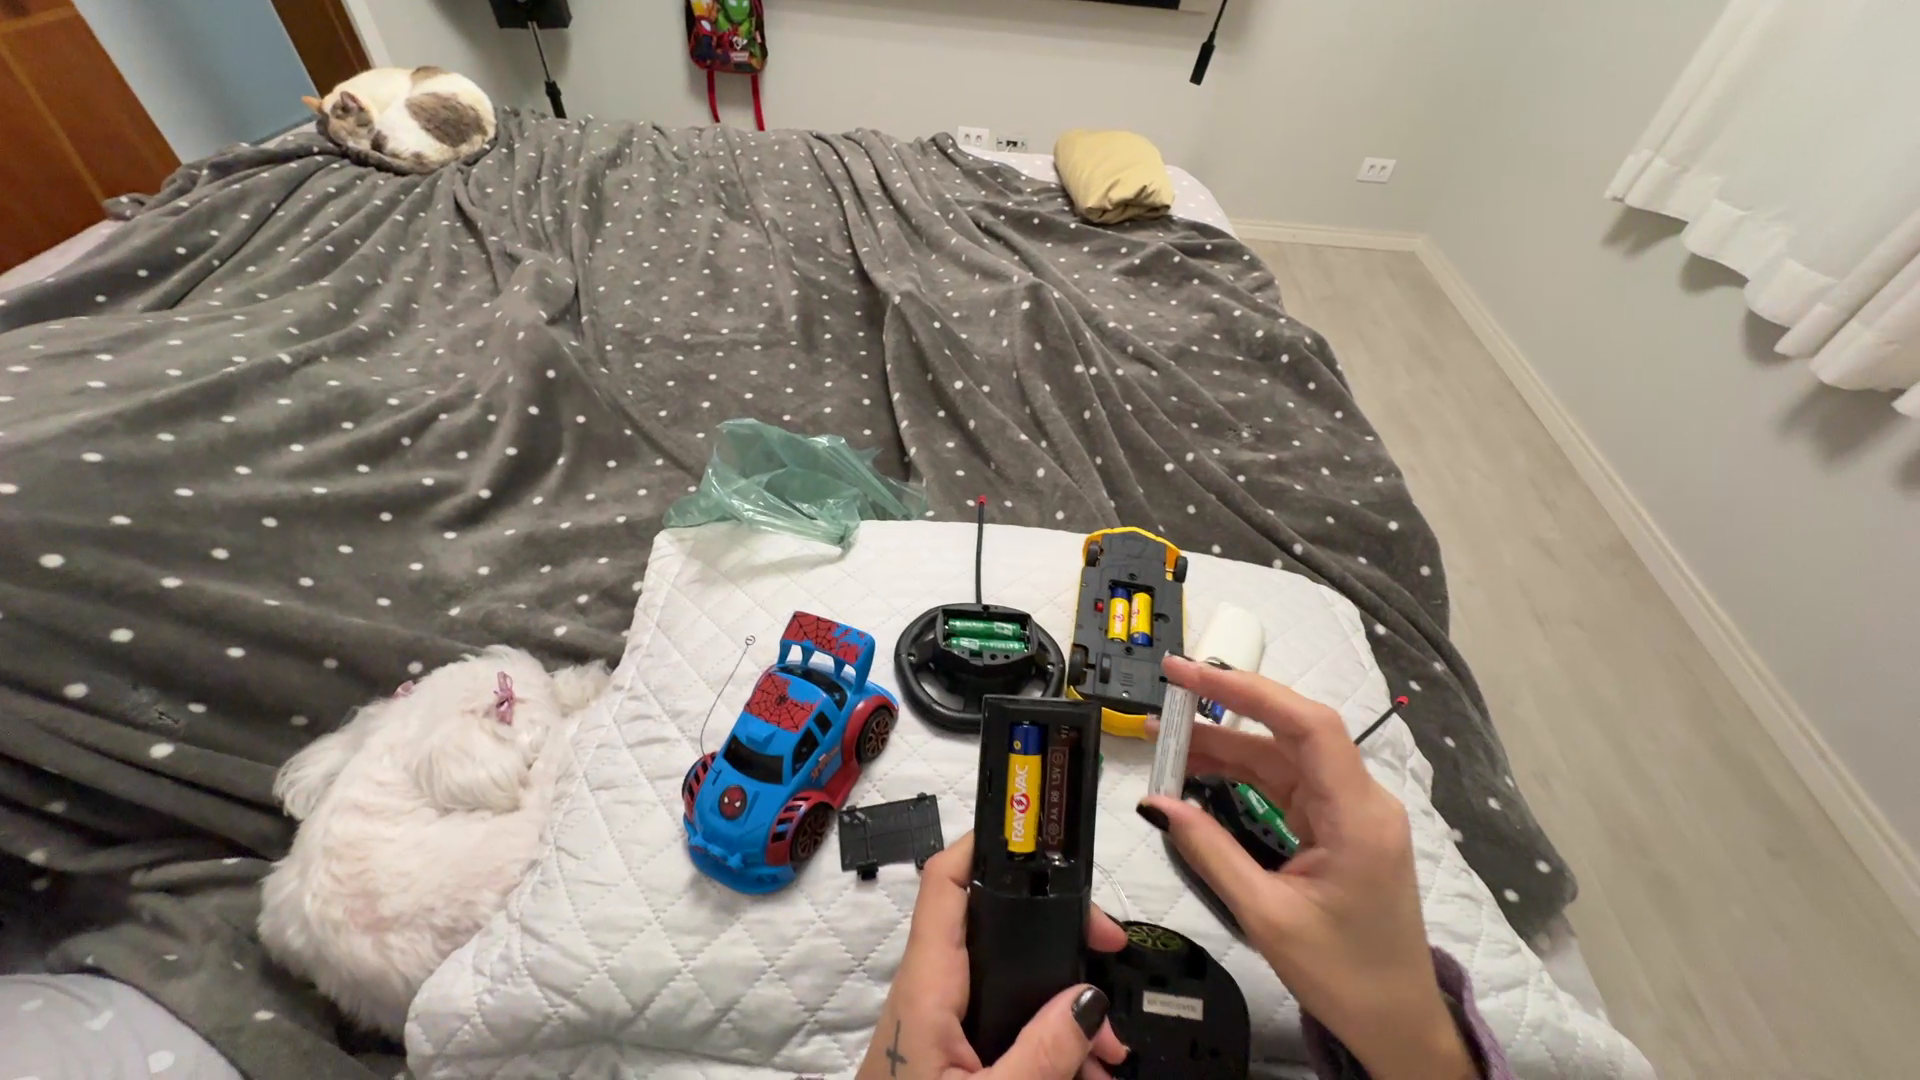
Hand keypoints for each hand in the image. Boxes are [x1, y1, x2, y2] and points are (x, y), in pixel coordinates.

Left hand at [855, 833, 1130, 1079]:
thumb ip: (1043, 1052)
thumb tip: (1089, 995)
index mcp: (927, 984)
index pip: (945, 882)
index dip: (985, 843)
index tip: (1041, 836)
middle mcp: (931, 989)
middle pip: (995, 927)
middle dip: (1059, 938)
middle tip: (1109, 959)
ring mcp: (942, 1021)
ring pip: (1009, 979)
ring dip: (1063, 1001)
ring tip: (1109, 1048)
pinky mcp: (952, 1051)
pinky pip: (1006, 1021)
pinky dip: (1048, 1036)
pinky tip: (1085, 1069)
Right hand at [1138, 656, 1474, 1079]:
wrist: (1398, 1024)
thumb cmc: (1345, 977)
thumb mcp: (1266, 917)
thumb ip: (1209, 852)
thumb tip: (1156, 803)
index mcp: (1357, 816)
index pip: (1307, 725)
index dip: (1248, 690)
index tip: (1190, 674)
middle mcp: (1358, 799)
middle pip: (1289, 731)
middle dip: (1224, 707)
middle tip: (1167, 692)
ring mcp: (1347, 809)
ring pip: (1279, 754)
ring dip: (1222, 743)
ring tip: (1165, 740)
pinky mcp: (1333, 822)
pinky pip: (1281, 780)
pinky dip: (1237, 771)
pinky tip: (1198, 769)